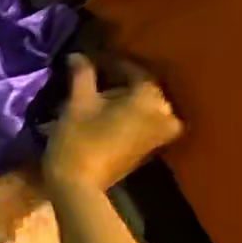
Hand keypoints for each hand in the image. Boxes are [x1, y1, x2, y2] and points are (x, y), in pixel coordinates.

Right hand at [42, 52, 182, 191]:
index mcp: (150, 98)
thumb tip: (78, 56)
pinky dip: (126, 116)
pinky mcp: (150, 148)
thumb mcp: (77, 104)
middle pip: (141, 89)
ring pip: (142, 106)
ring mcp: (160, 133)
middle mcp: (165, 113)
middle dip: (118, 83)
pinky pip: (142, 122)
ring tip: (96, 98)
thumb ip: (82, 75)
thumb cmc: (77, 141)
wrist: (78, 187)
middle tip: (94, 79)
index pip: (135, 70)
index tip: (92, 59)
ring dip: (121, 100)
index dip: (112, 63)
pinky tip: (104, 115)